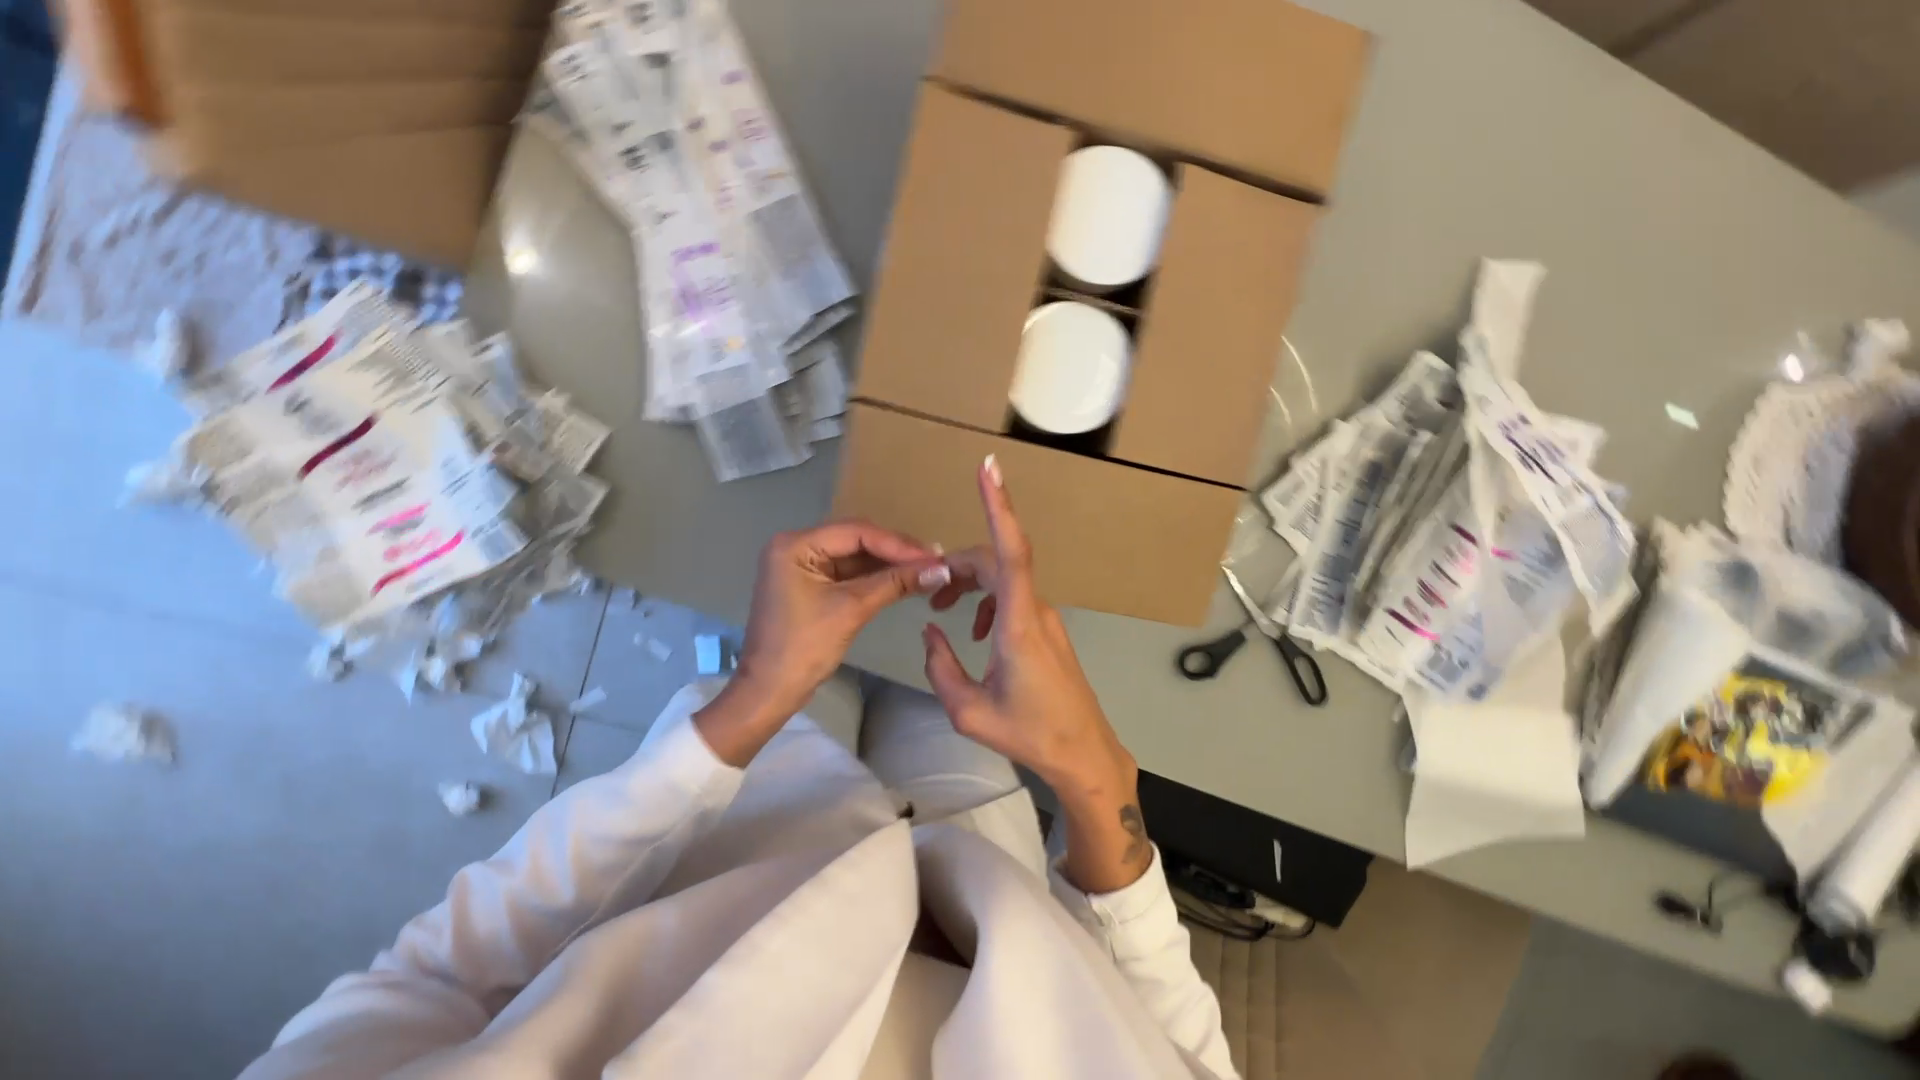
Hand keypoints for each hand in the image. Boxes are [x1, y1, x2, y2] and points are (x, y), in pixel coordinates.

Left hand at [700, 521, 946, 765]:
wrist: (770, 690)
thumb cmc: (804, 647)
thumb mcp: (852, 609)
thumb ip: (895, 583)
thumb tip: (942, 569)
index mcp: (795, 544)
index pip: (857, 532)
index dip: (898, 544)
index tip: (935, 556)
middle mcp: (795, 546)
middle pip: (856, 539)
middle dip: (896, 552)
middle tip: (936, 561)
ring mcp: (800, 565)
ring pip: (854, 556)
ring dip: (888, 564)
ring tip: (927, 570)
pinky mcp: (808, 584)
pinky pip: (846, 573)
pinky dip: (873, 577)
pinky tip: (902, 581)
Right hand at [921, 455, 1148, 891]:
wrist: (1083, 753)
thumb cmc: (1028, 734)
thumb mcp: (967, 710)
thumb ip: (940, 666)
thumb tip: (931, 631)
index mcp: (1018, 624)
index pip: (1011, 551)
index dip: (999, 506)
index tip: (989, 468)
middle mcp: (1036, 610)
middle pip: (994, 561)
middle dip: (957, 565)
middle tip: (928, 592)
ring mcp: (1046, 618)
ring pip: (1003, 578)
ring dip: (970, 584)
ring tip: (942, 611)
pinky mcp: (1048, 629)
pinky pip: (1014, 596)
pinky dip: (988, 601)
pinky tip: (974, 633)